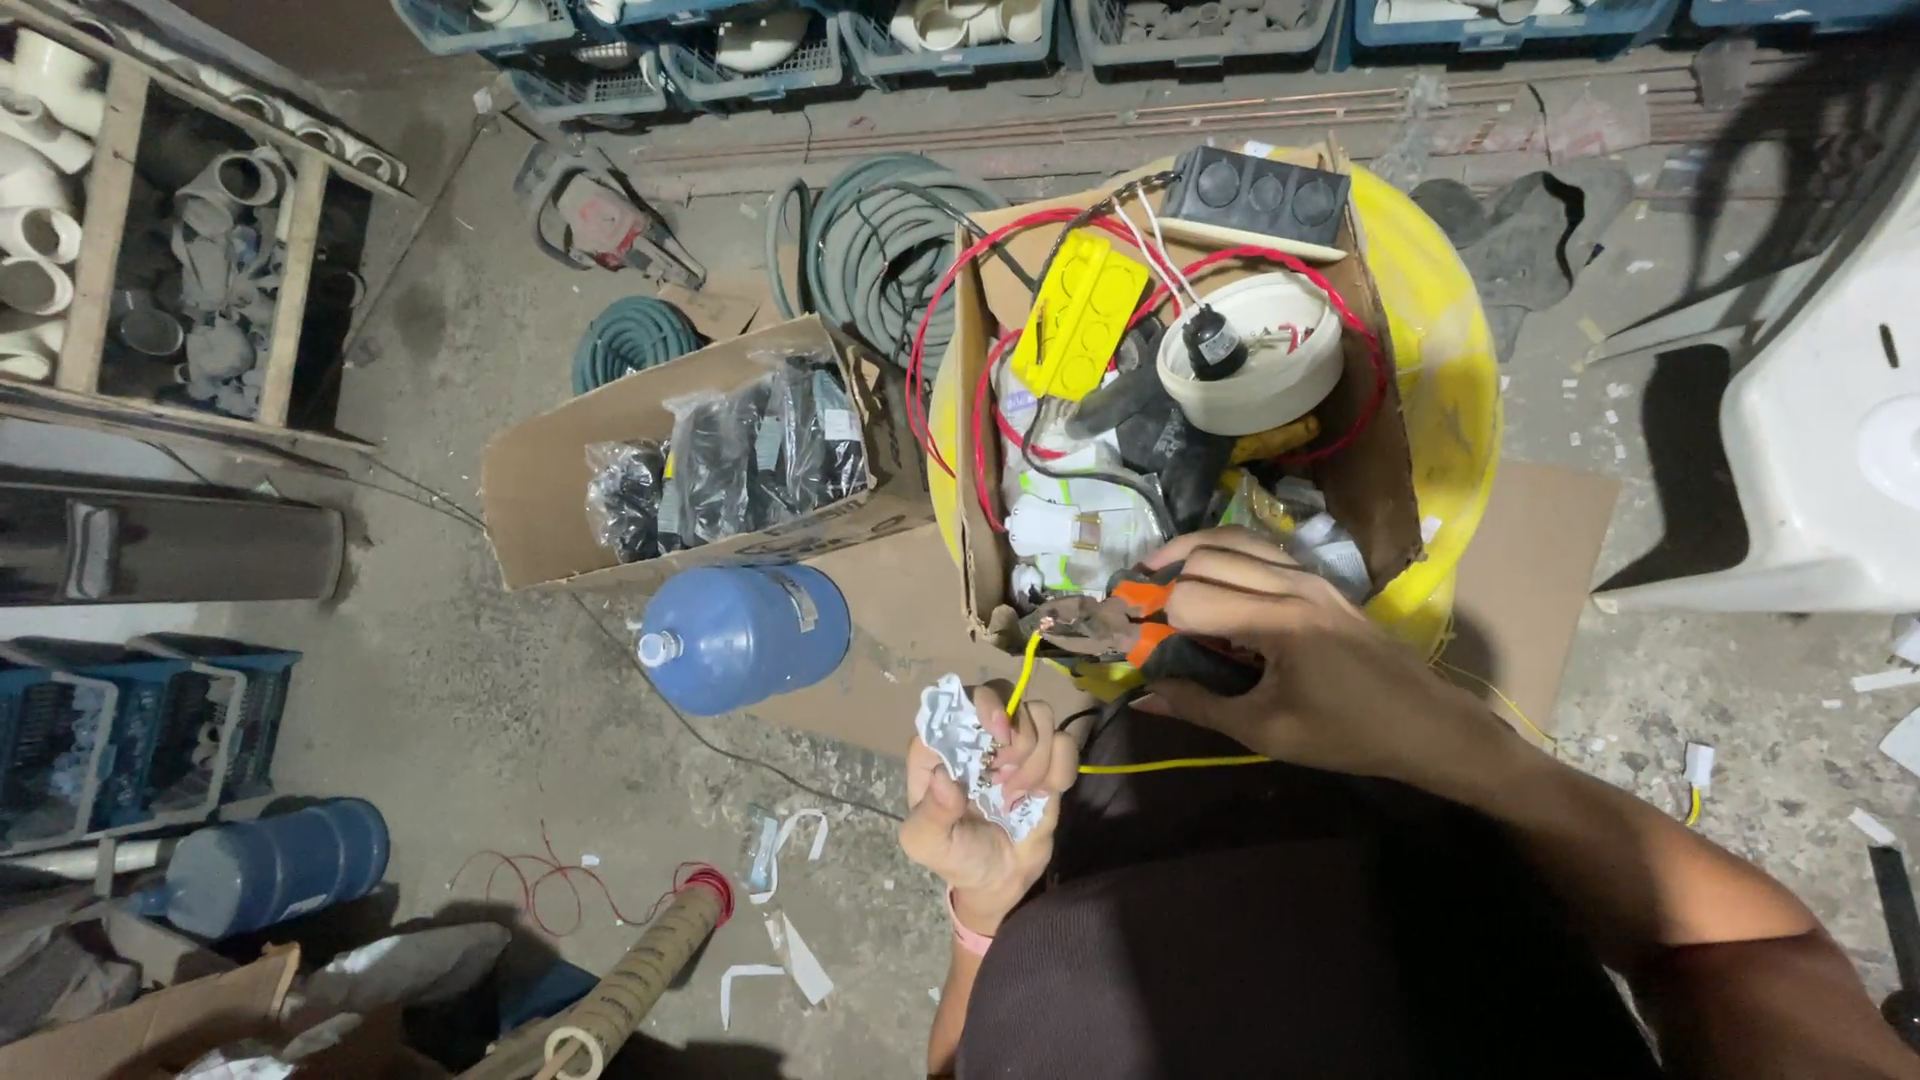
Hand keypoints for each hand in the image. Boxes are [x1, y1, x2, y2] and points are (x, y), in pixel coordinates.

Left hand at [899, 684, 1077, 936]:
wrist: (998, 879)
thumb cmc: (954, 853)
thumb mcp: (926, 843)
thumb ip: (931, 813)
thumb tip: (945, 778)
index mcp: (942, 743)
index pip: (958, 698)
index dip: (982, 704)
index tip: (998, 733)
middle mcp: (978, 732)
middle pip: (1004, 691)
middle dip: (1015, 731)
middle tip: (1004, 776)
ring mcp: (1016, 742)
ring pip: (1040, 713)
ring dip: (1035, 756)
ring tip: (1016, 795)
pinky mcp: (1048, 760)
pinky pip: (1066, 742)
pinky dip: (1060, 768)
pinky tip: (1042, 795)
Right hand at [1136, 527, 1511, 789]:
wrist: (1428, 724)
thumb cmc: (1348, 735)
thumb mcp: (1267, 732)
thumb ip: (1200, 707)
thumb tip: (1143, 695)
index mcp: (1280, 623)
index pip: (1191, 599)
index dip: (1155, 620)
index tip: (1136, 642)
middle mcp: (1291, 584)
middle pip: (1203, 556)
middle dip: (1163, 578)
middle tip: (1140, 609)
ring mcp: (1307, 575)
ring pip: (1229, 539)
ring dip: (1188, 553)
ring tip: (1157, 576)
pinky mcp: (1316, 578)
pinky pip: (1256, 546)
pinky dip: (1220, 552)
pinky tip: (1205, 574)